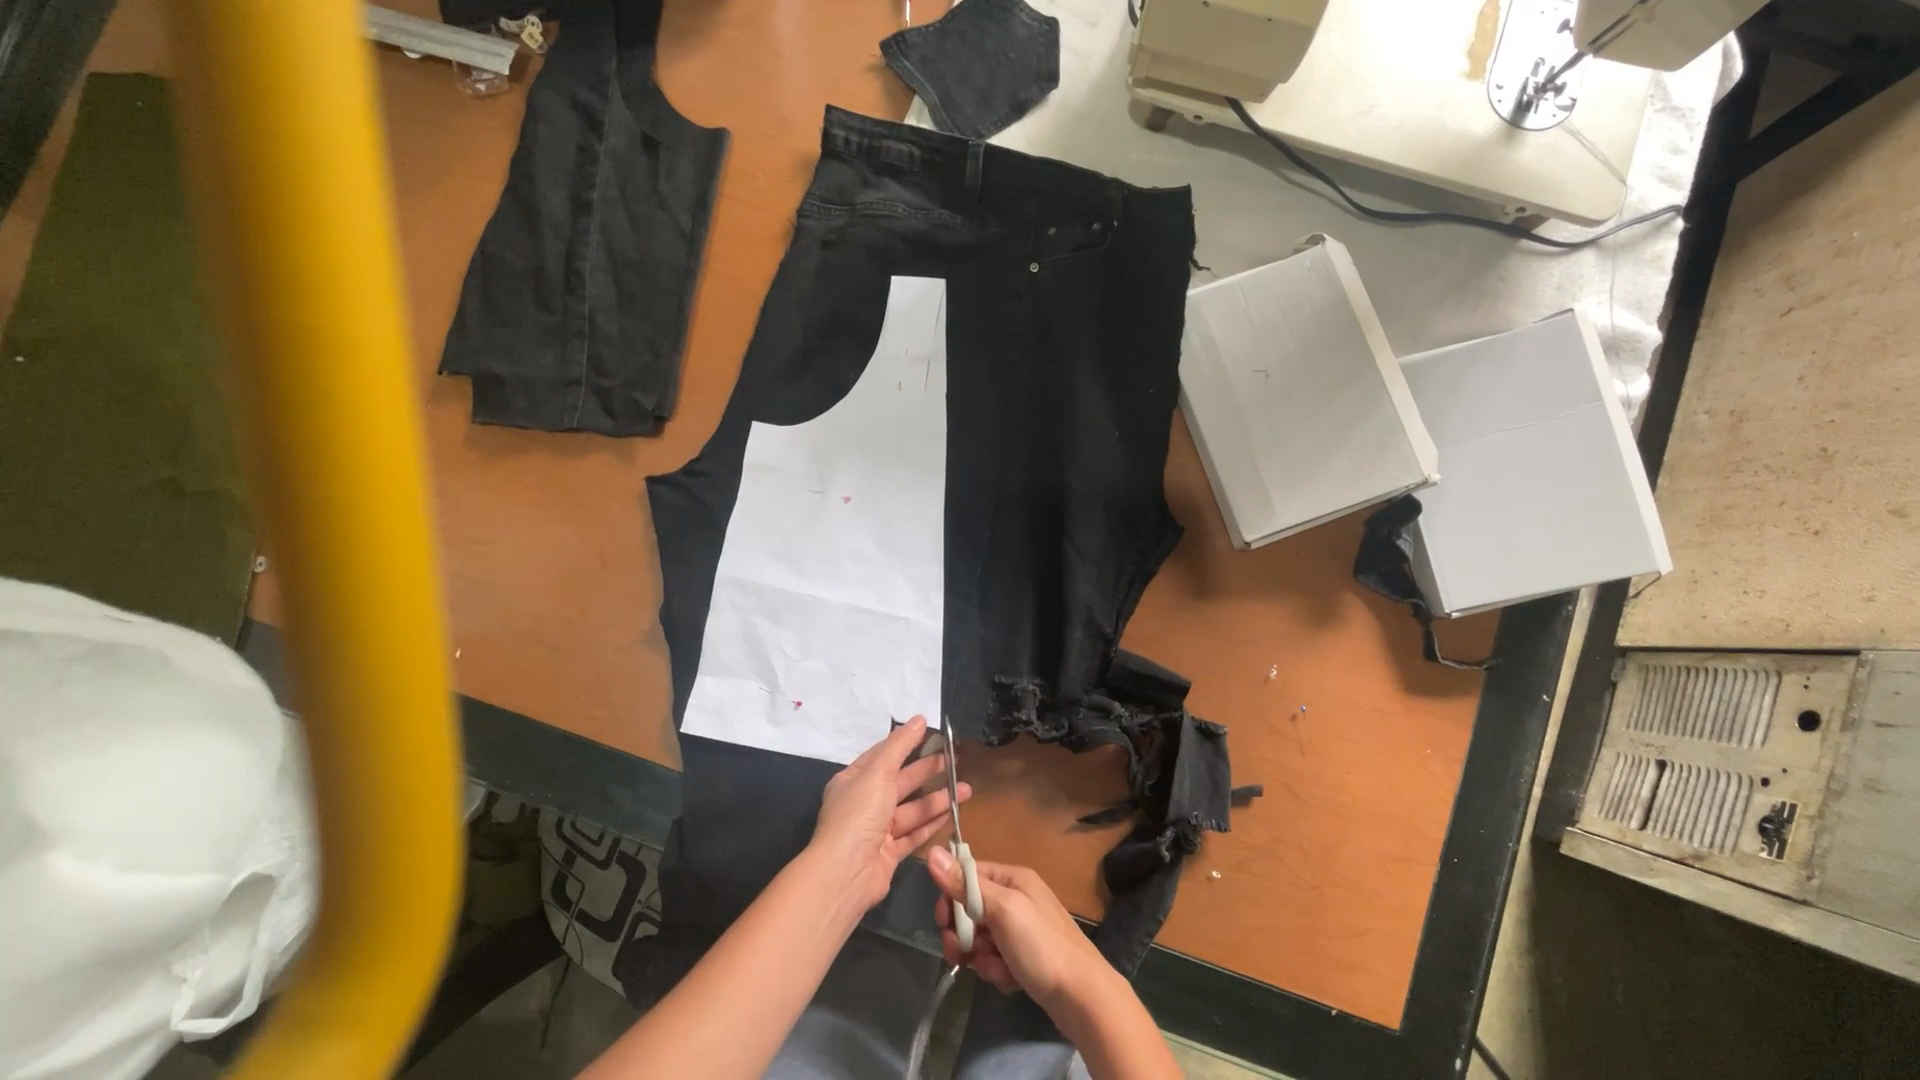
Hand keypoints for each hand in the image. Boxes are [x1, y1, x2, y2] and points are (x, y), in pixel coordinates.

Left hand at [809, 716, 970, 911]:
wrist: (846, 873)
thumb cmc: (858, 815)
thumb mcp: (877, 772)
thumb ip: (900, 746)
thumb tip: (918, 719)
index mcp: (854, 780)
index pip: (883, 756)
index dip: (907, 743)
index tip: (932, 734)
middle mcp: (864, 803)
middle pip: (901, 782)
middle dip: (928, 771)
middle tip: (957, 759)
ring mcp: (877, 830)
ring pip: (912, 809)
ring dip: (938, 798)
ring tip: (966, 789)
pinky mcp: (890, 853)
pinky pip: (914, 833)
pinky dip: (932, 823)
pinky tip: (952, 813)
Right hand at [926, 848, 1116, 1014]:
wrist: (1082, 997)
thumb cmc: (1041, 946)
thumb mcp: (1002, 910)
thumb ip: (966, 885)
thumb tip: (931, 851)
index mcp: (1014, 878)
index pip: (968, 875)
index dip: (951, 897)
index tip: (943, 921)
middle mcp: (1018, 898)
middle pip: (971, 909)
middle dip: (963, 933)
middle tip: (960, 953)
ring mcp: (1022, 929)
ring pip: (981, 938)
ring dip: (981, 956)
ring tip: (996, 969)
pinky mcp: (1025, 957)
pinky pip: (995, 958)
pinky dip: (996, 970)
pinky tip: (1008, 979)